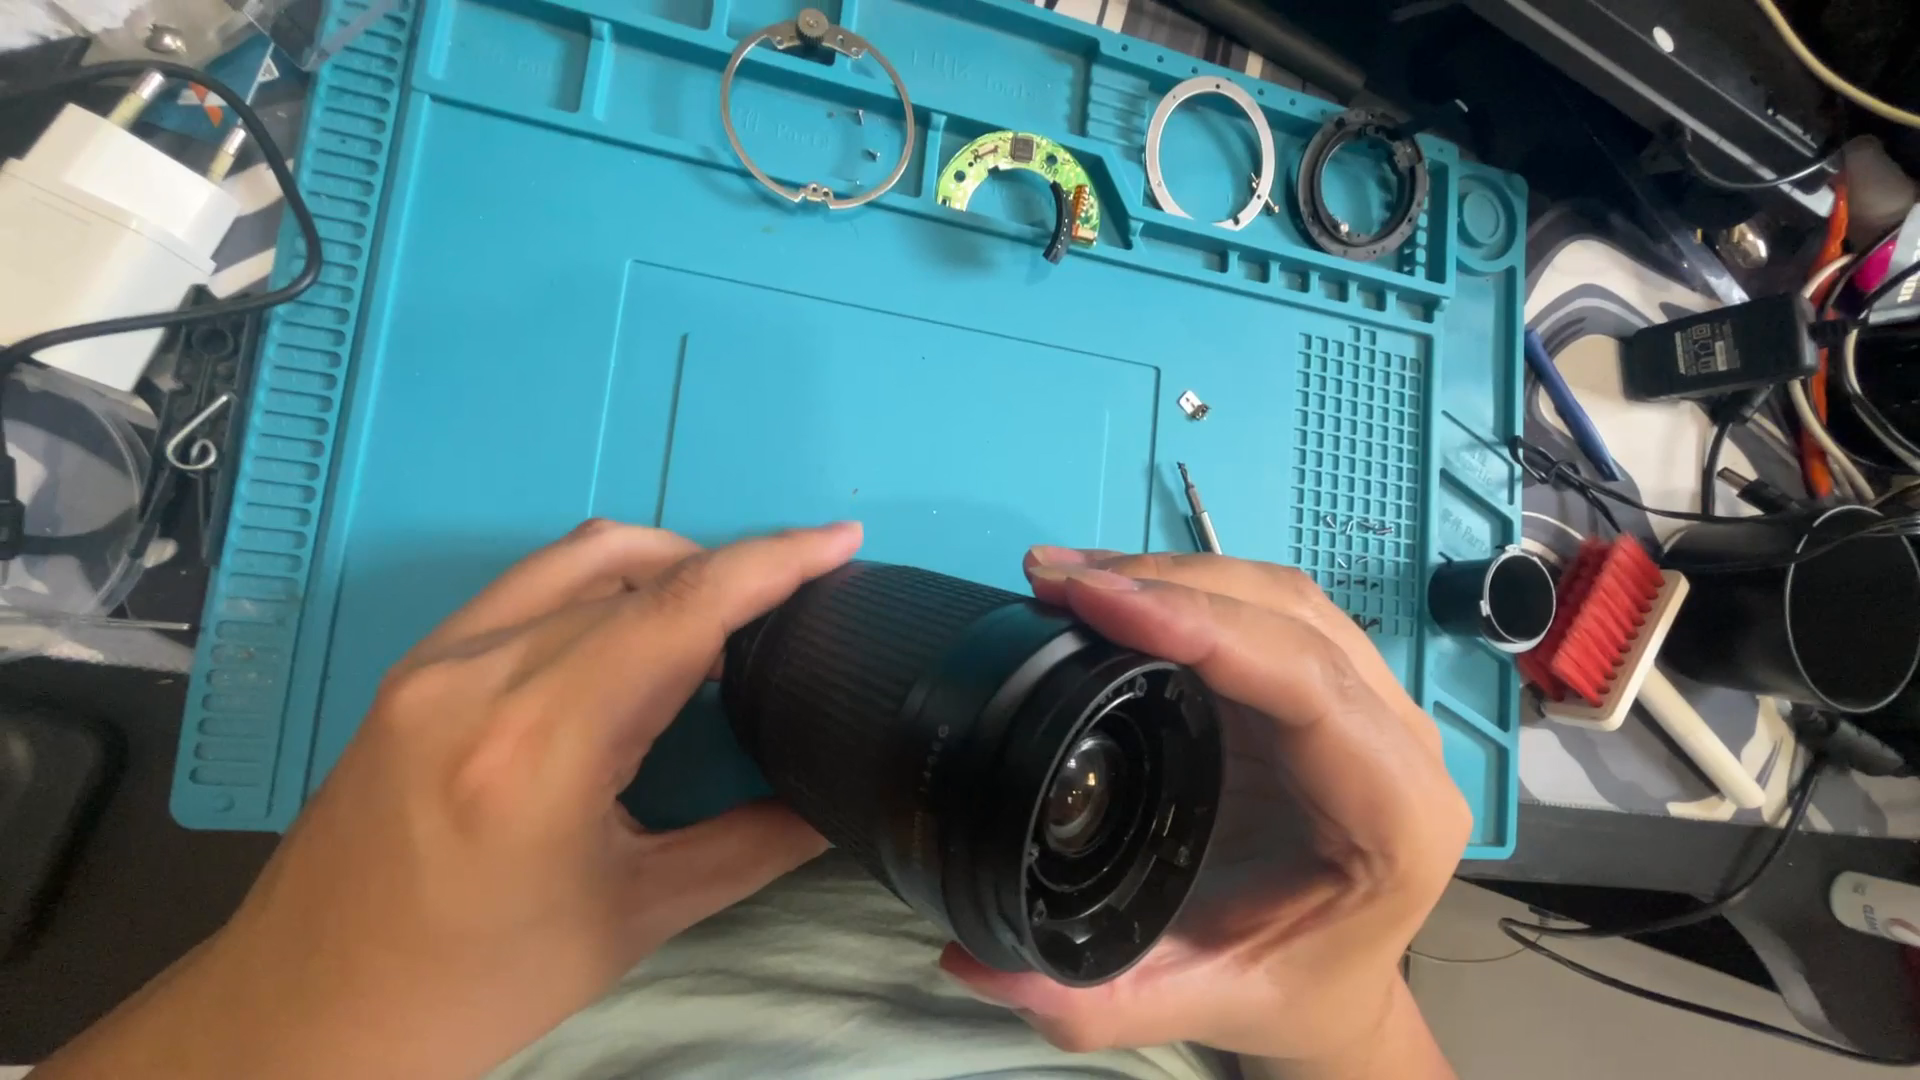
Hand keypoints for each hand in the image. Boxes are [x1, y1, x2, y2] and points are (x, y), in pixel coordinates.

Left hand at [39, 520, 864, 1079]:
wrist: (297, 1020)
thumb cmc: (476, 985)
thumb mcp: (637, 919)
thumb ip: (755, 844)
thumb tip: (837, 800)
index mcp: (541, 745)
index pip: (681, 610)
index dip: (773, 562)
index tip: (842, 540)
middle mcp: (481, 675)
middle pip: (644, 577)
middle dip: (738, 575)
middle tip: (797, 612)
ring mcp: (438, 658)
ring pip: (590, 558)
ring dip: (679, 566)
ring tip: (729, 621)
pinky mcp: (419, 662)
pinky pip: (540, 581)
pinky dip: (616, 579)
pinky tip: (643, 627)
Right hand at [939, 548, 1469, 1071]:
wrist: (1342, 984)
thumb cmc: (1291, 988)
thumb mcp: (1199, 1000)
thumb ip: (1089, 997)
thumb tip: (965, 954)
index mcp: (1391, 811)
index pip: (1303, 680)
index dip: (1198, 624)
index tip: (1092, 601)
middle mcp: (1393, 737)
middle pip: (1285, 611)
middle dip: (1164, 581)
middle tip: (1054, 582)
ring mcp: (1362, 697)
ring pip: (1272, 592)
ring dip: (1167, 569)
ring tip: (1066, 575)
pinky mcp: (1317, 681)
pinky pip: (1256, 606)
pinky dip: (1180, 583)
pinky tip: (1110, 586)